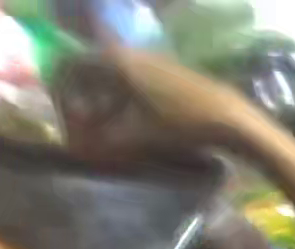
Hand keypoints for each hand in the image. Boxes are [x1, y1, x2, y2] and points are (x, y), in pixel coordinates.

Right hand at [59, 48, 263, 161]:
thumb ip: (106, 141)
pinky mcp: (171, 72)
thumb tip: (79, 150)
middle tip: (90, 132)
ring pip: (116, 79)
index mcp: (112, 60)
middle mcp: (128, 51)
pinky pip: (138, 83)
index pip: (70, 69)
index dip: (64, 98)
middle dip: (87, 104)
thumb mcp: (139, 137)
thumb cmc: (182, 125)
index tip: (70, 125)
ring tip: (114, 133)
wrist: (230, 118)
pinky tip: (141, 126)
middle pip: (93, 73)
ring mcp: (152, 59)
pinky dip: (130, 103)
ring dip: (109, 105)